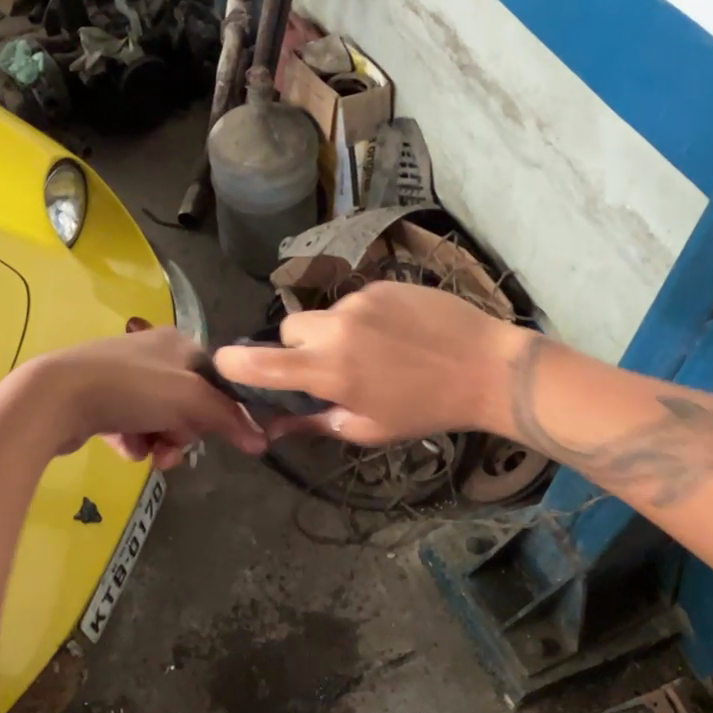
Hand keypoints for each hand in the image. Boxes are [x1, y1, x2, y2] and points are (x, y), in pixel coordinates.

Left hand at [22, 327, 265, 468]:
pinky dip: (135, 442)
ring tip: (148, 454)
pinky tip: (125, 447)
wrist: (58, 397)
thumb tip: (262, 442)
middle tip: (172, 446)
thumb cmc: (131, 389)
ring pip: (162, 421)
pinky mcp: (101, 401)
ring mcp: (125, 379)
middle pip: (191, 406)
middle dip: (185, 433)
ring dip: (161, 443)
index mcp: (179, 343)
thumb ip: (229, 419)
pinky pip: (134, 429)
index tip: (218, 435)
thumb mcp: (191, 400)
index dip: (222, 411)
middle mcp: (154, 356)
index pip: (218, 380)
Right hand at [211, 282, 528, 444]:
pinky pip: (354, 301)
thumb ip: (313, 422)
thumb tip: (273, 427)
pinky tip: (393, 335)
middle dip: (296, 349)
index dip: (233, 366)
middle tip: (327, 370)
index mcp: (329, 372)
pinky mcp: (383, 284)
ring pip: (323, 316)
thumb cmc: (426, 409)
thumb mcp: (368, 428)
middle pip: (288, 330)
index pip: (259, 364)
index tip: (225, 366)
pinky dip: (361, 319)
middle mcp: (336, 329)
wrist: (488, 368)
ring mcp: (360, 300)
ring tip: (373, 353)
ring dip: (331, 334)